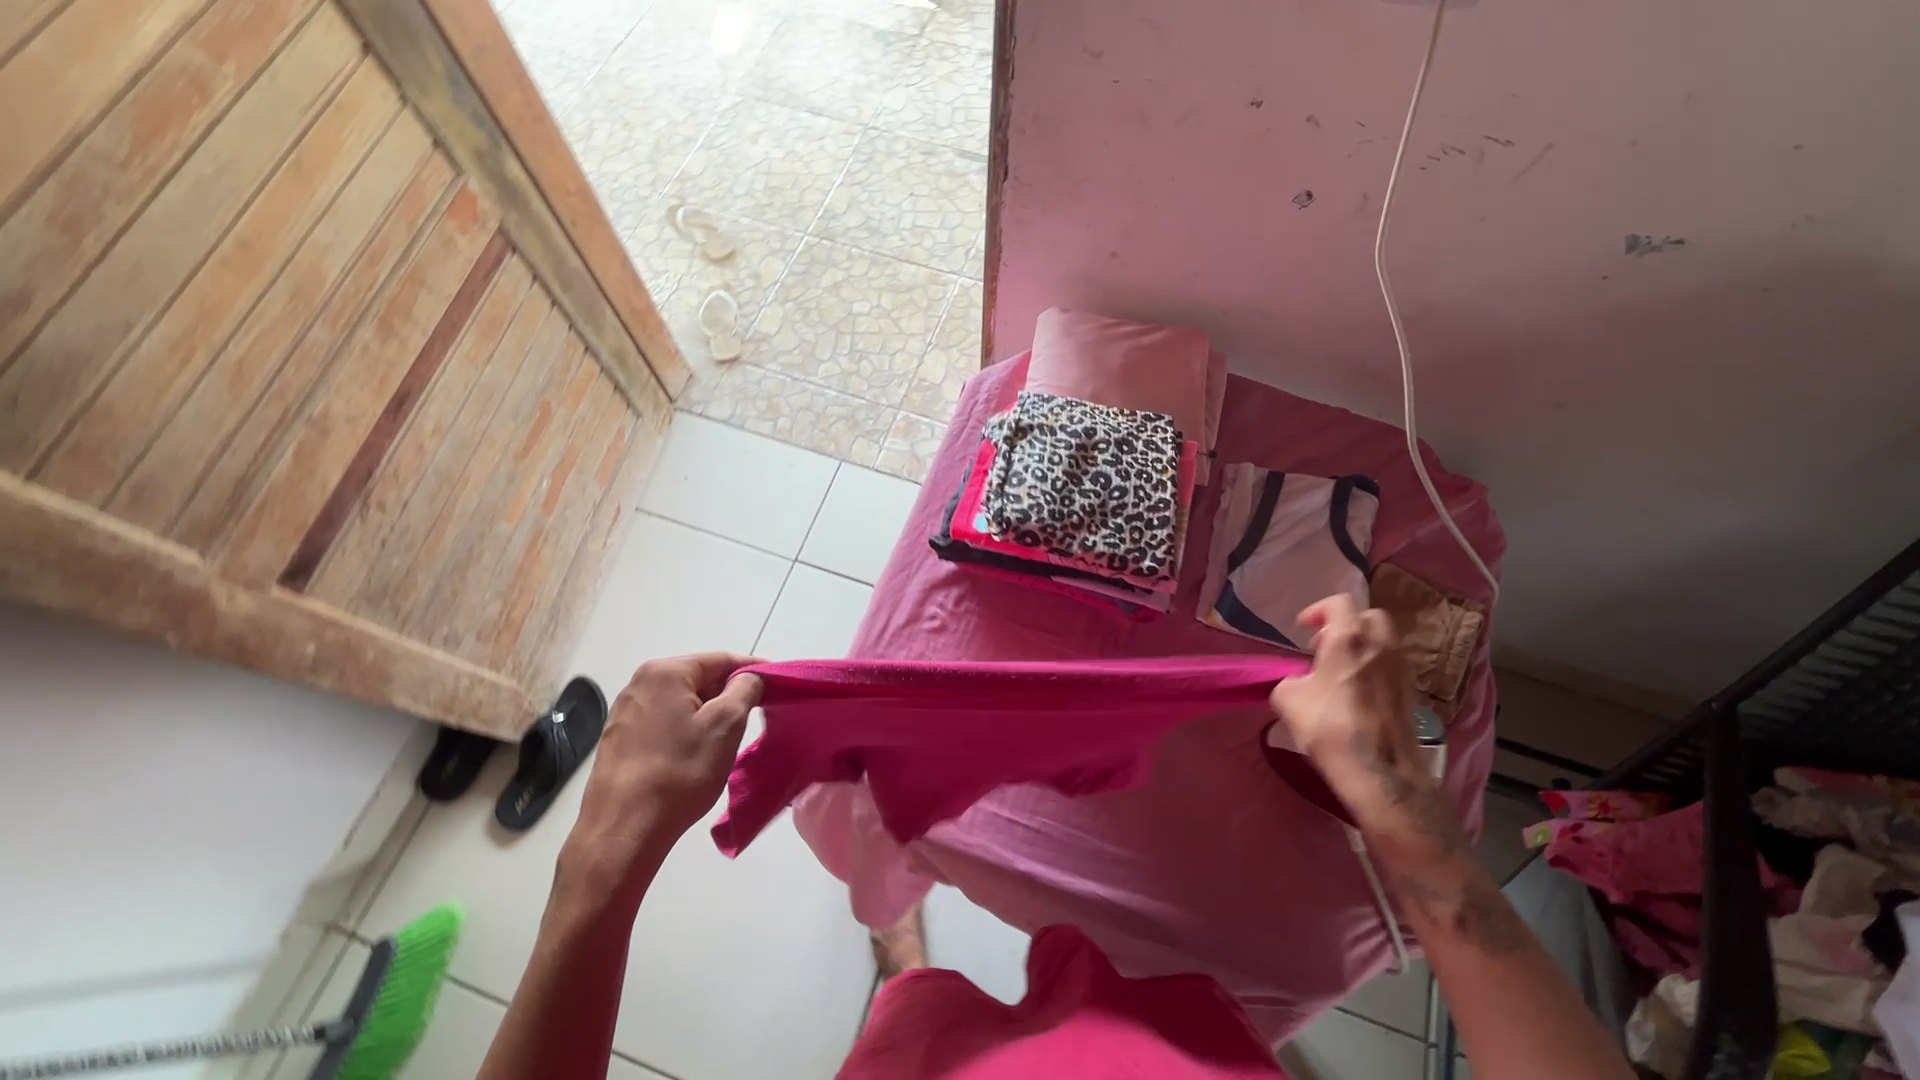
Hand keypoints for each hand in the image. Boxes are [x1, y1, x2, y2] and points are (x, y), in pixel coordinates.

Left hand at [560, 653, 762, 907]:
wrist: (623, 829)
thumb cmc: (680, 772)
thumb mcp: (725, 725)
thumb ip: (745, 690)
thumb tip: (751, 677)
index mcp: (665, 672)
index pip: (721, 659)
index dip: (754, 670)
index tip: (779, 684)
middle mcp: (639, 684)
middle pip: (699, 679)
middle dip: (729, 694)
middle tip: (756, 717)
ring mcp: (625, 712)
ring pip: (682, 703)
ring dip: (707, 715)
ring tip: (727, 741)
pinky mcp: (619, 740)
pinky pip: (664, 723)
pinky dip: (686, 731)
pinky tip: (695, 756)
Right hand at [1269, 595, 1446, 847]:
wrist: (1378, 771)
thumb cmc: (1328, 728)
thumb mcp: (1287, 699)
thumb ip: (1290, 679)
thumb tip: (1300, 681)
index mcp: (1349, 638)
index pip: (1339, 603)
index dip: (1318, 610)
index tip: (1303, 629)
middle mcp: (1381, 645)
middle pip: (1369, 617)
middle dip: (1346, 625)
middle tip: (1324, 646)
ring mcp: (1402, 669)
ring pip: (1384, 642)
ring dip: (1362, 647)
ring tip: (1339, 672)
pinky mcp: (1411, 693)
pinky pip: (1391, 666)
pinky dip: (1374, 669)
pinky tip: (1357, 694)